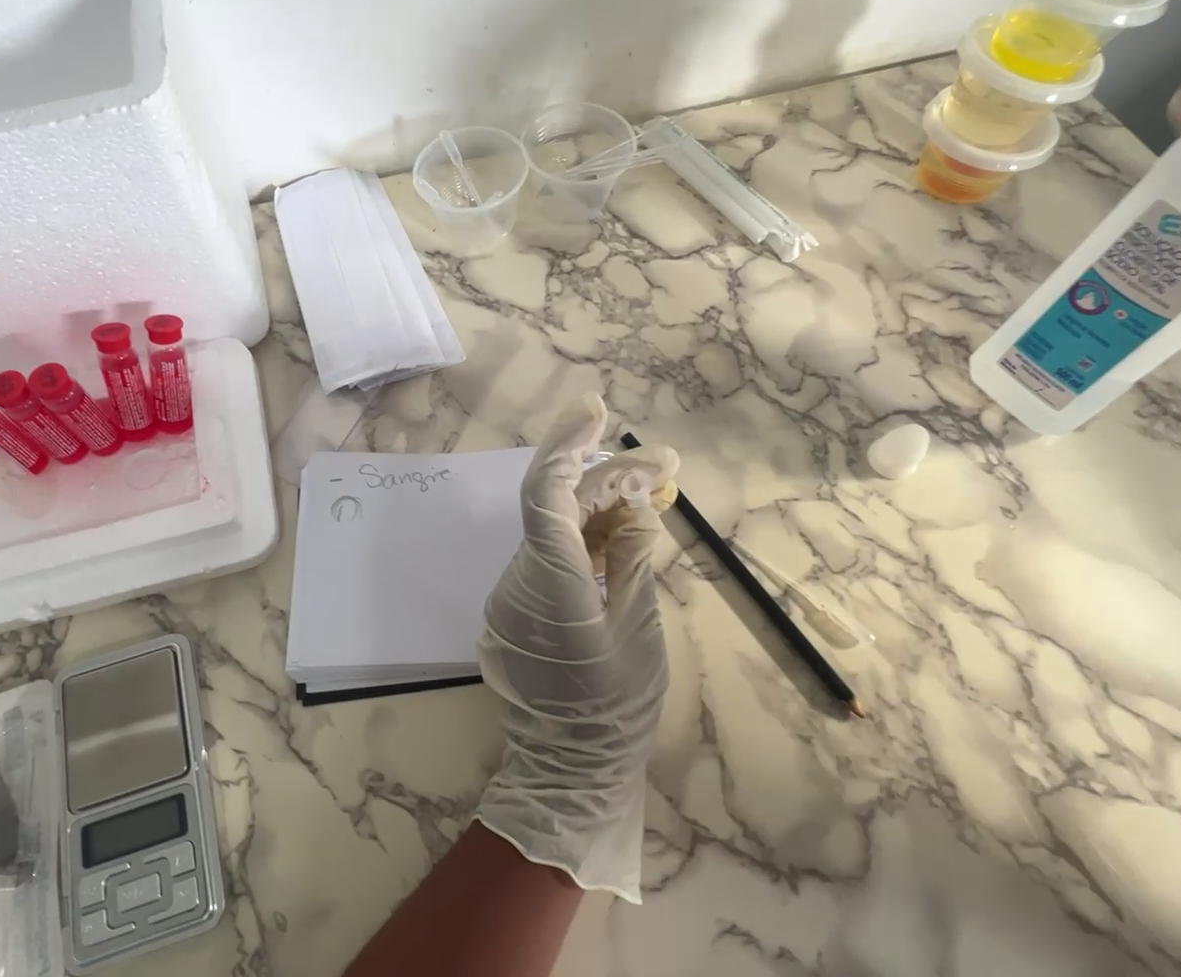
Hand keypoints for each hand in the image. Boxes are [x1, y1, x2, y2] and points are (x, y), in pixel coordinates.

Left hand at [473, 393, 677, 902]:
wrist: (569, 769)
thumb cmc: (613, 709)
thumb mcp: (639, 632)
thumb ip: (635, 561)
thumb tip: (635, 508)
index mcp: (550, 587)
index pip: (545, 497)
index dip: (567, 447)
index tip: (596, 411)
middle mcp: (520, 580)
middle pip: (559, 507)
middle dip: (609, 478)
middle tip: (665, 465)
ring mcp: (516, 593)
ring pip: (559, 529)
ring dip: (604, 506)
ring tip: (657, 491)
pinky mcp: (522, 605)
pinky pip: (556, 554)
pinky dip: (591, 537)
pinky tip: (627, 527)